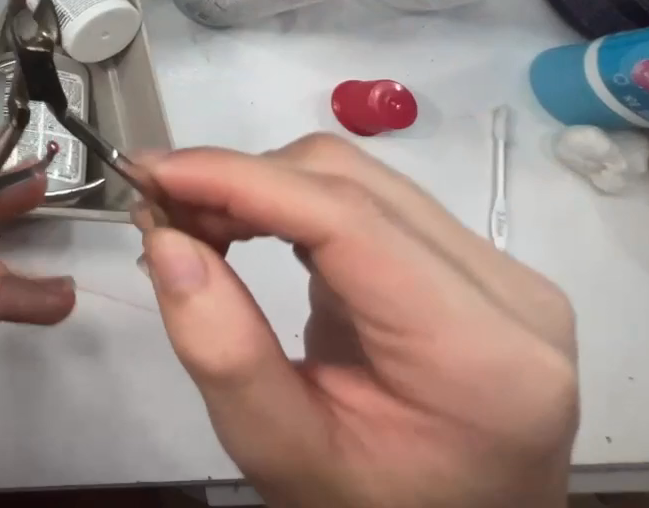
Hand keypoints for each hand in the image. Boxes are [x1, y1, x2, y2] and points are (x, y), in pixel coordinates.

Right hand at [138, 134, 577, 507]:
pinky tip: (234, 229)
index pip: (346, 220)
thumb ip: (222, 351)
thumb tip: (164, 238)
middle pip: (344, 182)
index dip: (236, 180)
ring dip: (248, 184)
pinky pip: (350, 194)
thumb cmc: (363, 500)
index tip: (143, 173)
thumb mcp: (277, 448)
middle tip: (155, 215)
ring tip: (188, 227)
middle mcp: (504, 294)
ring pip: (343, 174)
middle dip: (232, 181)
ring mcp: (488, 271)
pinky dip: (273, 196)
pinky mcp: (455, 260)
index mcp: (478, 354)